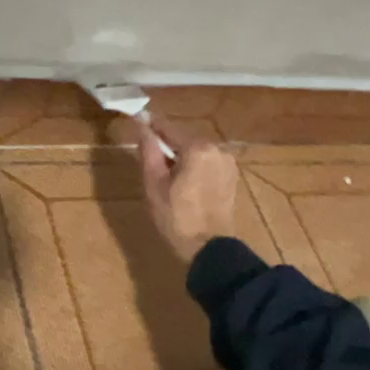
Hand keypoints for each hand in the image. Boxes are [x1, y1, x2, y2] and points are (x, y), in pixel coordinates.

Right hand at [135, 116, 238, 262]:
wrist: (209, 248)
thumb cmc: (177, 218)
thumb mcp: (155, 184)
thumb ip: (149, 151)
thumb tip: (141, 126)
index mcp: (198, 148)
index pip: (170, 127)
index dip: (151, 125)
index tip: (137, 121)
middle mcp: (217, 148)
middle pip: (185, 138)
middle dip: (168, 144)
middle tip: (150, 155)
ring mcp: (227, 162)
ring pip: (197, 150)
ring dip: (182, 155)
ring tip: (167, 173)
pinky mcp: (231, 176)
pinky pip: (208, 162)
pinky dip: (195, 166)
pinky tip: (185, 182)